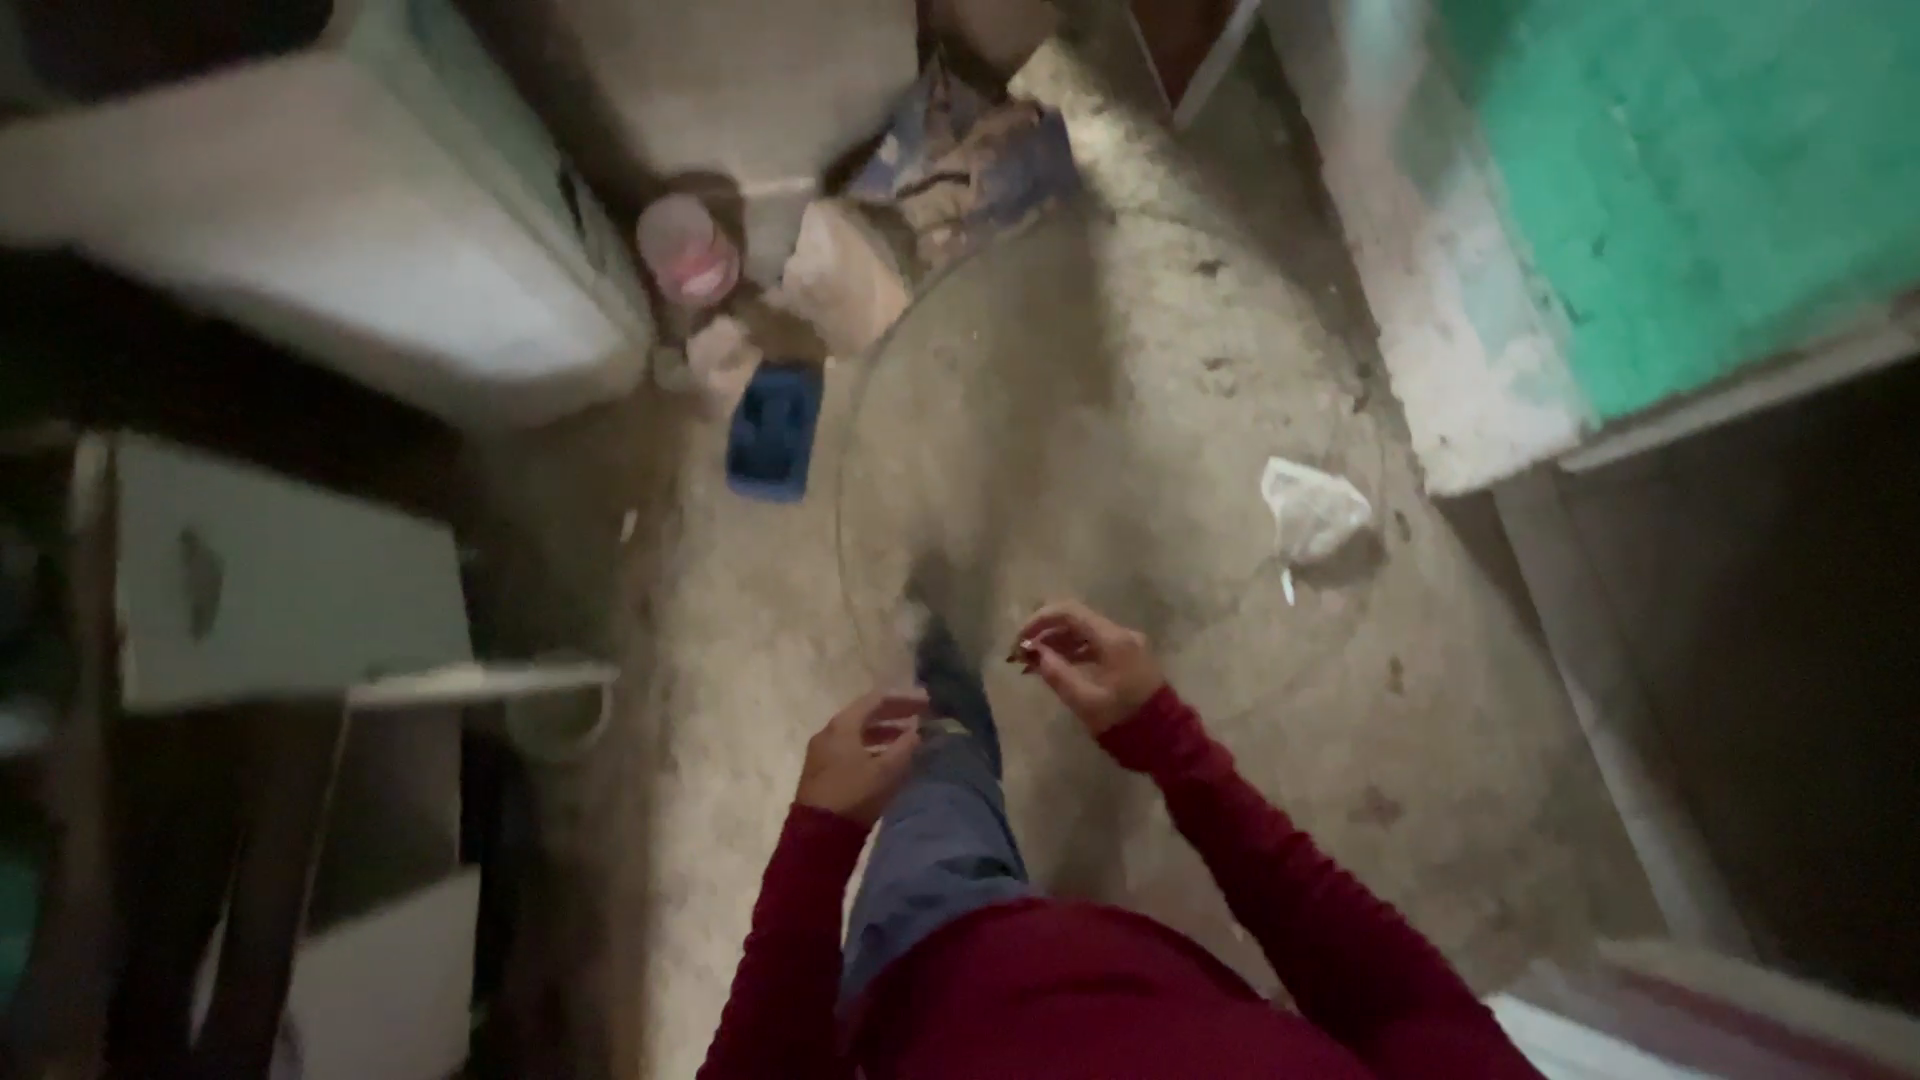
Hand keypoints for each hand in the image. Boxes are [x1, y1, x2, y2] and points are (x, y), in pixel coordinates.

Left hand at [795, 690, 926, 825]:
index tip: (928, 703)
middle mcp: (830, 732)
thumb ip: (907, 746)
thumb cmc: (854, 795)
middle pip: (867, 713)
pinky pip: (852, 748)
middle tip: (922, 716)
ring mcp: (824, 751)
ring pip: (859, 732)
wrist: (817, 835)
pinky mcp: (823, 770)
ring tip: (910, 738)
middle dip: (896, 714)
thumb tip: (921, 730)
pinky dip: (873, 747)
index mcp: (843, 725)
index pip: (877, 699)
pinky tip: (890, 759)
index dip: (905, 698)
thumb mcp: (887, 771)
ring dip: (885, 732)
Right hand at [1010, 600, 1165, 734]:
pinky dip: (1072, 653)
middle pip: (1075, 620)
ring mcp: (1126, 645)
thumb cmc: (1123, 720)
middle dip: (1045, 633)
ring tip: (1031, 664)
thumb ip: (1055, 673)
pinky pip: (1094, 646)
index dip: (1039, 620)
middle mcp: (1121, 634)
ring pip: (1083, 633)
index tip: (1019, 639)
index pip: (1069, 612)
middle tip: (1020, 654)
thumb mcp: (1084, 700)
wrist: (1166, 740)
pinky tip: (1054, 667)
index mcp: (1113, 639)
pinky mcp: (1127, 658)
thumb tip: (1031, 651)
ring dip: (1056, 644)